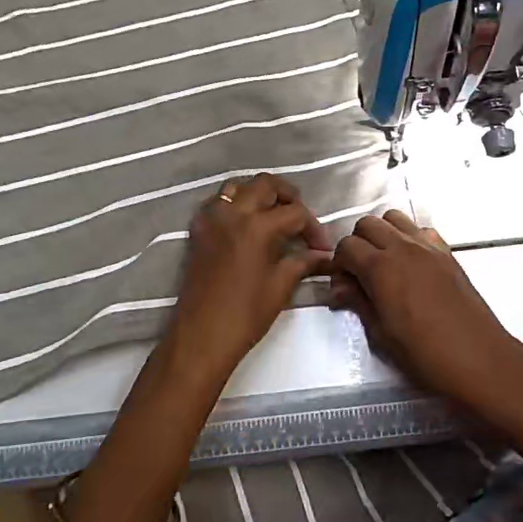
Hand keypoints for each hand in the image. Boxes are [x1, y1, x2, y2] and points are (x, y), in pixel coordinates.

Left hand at [165, 173, 331, 381]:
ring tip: (273, 215)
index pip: (295, 213)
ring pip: (238, 187)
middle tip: (300, 218)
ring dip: (258, 194)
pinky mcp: (197, 231)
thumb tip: (324, 256)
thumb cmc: (245, 315)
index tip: (322, 248)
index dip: (314, 228)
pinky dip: (234, 203)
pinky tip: (245, 224)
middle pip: (265, 185)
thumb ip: (303, 262)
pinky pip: (217, 202)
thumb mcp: (281, 286)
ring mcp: (211, 219)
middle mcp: (232, 213)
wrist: (201, 336)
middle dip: (288, 196)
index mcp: (257, 226)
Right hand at [330, 211, 522, 418]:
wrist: (478, 359)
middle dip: (357, 244)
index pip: (347, 246)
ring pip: (395, 219)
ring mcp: (428, 247)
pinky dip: (410, 239)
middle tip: (360, 274)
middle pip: (368, 224)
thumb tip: (341, 290)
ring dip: (383, 235)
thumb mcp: (381, 334)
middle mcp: (403, 248)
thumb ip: (359, 303)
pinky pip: (422, 231)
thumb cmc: (425, 354)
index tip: (343, 288)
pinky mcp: (448, 254)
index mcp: (381, 267)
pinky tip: (412, 265)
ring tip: (384, 264)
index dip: (339, 266)